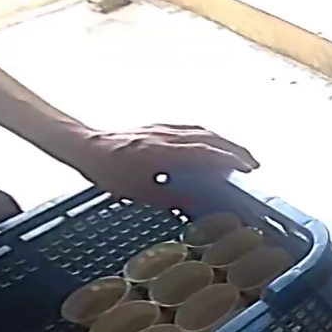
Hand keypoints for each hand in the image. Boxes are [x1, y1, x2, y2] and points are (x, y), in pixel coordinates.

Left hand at [58, 124, 258, 206]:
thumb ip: (174, 197)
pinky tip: (213, 144)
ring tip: (239, 154)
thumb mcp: (140, 191)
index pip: (207, 152)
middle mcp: (167, 136)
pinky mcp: (158, 126)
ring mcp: (163, 128)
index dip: (231, 160)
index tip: (249, 170)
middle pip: (212, 139)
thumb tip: (200, 205)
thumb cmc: (106, 170)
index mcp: (164, 152)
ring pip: (204, 132)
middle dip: (236, 151)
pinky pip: (192, 129)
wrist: (78, 144)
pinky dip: (209, 137)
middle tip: (253, 164)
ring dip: (226, 142)